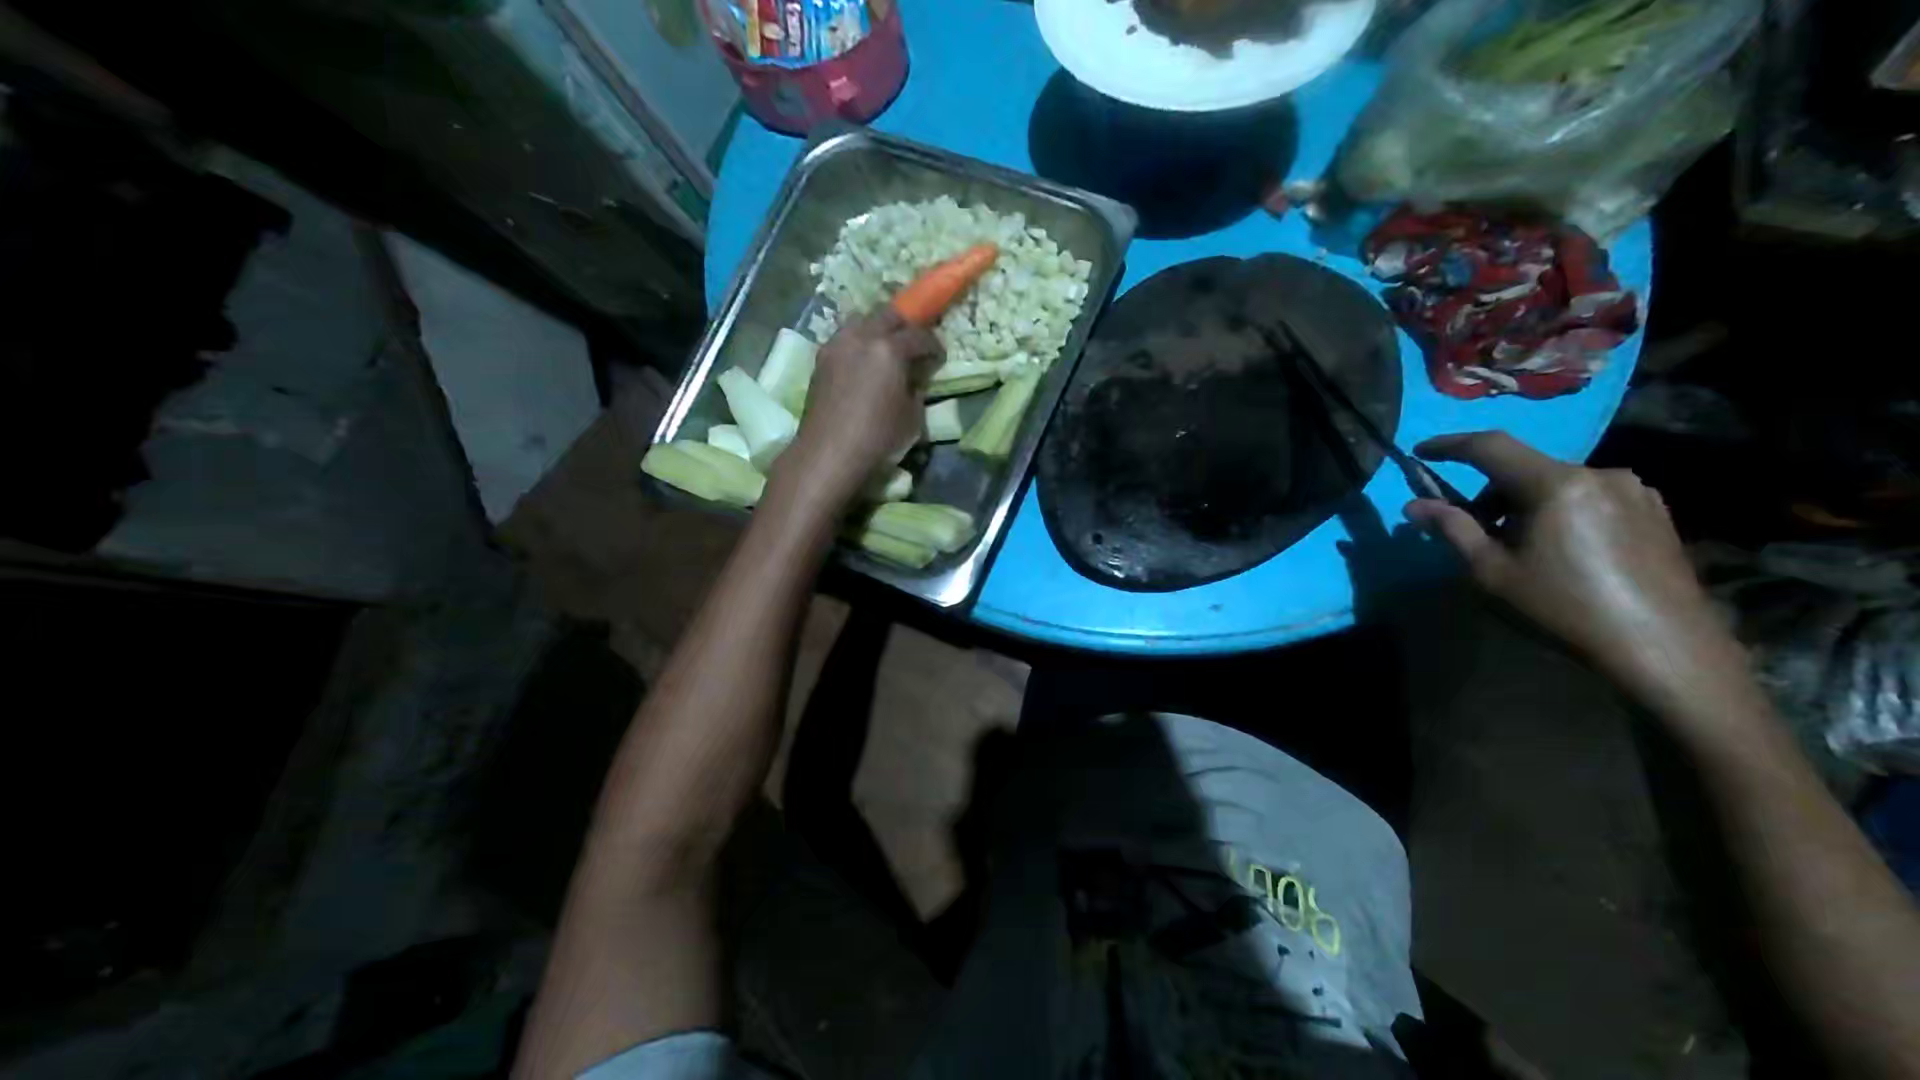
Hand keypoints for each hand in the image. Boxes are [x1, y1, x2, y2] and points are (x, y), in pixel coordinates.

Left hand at [780, 311, 941, 504]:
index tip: (938, 358)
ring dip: (878, 330)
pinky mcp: (821, 358)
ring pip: (863, 322)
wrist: (828, 454)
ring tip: (885, 351)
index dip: (933, 346)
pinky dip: (859, 343)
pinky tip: (864, 363)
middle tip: (913, 346)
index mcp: (890, 349)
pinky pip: (845, 338)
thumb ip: (917, 387)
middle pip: (889, 316)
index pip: (920, 336)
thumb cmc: (878, 438)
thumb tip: (915, 374)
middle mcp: (862, 336)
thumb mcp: (912, 416)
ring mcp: (838, 344)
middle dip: (905, 327)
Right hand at [1404, 432, 1741, 705]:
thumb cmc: (1564, 607)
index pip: (1491, 447)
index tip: (1420, 452)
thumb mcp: (1492, 572)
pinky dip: (1562, 511)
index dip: (1450, 445)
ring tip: (1522, 547)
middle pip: (1525, 468)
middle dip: (1490, 493)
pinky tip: (1563, 551)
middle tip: (1475, 531)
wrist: (1664, 647)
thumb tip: (1414, 505)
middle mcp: (1598, 474)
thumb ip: (1452, 530)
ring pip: (1558, 484)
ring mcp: (1634, 490)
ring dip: (1527, 504)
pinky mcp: (1655, 510)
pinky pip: (1590, 497)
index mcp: (1555, 485)